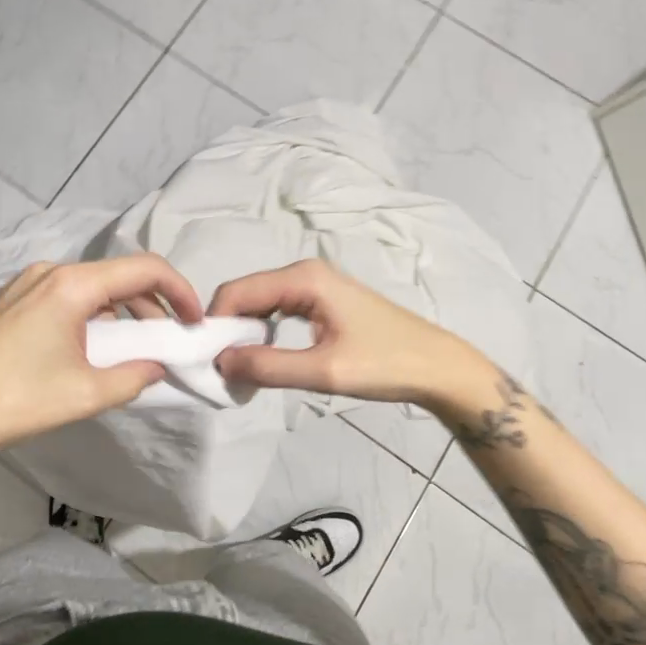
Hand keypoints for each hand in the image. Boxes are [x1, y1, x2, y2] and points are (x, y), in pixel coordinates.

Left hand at [0, 254, 203, 456]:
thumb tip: (157, 365)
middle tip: (166, 342)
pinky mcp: (7, 300)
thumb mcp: (86, 394)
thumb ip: (134, 376)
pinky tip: (88, 347)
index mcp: (72, 284)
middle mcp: (48, 271)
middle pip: (115, 276)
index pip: (144, 268)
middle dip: (150, 305)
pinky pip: (62, 296)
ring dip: (118, 312)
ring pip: (88, 287)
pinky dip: (88, 315)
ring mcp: (23, 283)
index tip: (195, 321)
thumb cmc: (17, 401)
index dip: (179, 290)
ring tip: (130, 350)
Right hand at [208, 259, 492, 406]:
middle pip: (245, 294)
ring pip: (259, 303)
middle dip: (227, 328)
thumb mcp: (324, 372)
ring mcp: (314, 285)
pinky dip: (263, 332)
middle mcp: (304, 272)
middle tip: (221, 367)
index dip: (215, 322)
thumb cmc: (385, 365)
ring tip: (240, 366)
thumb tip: (220, 363)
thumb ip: (269, 367)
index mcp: (303, 278)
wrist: (439, 368)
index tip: (206, 358)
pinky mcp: (321, 301)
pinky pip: (277, 310)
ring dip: (244, 332)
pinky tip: (264, 357)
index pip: (237, 291)